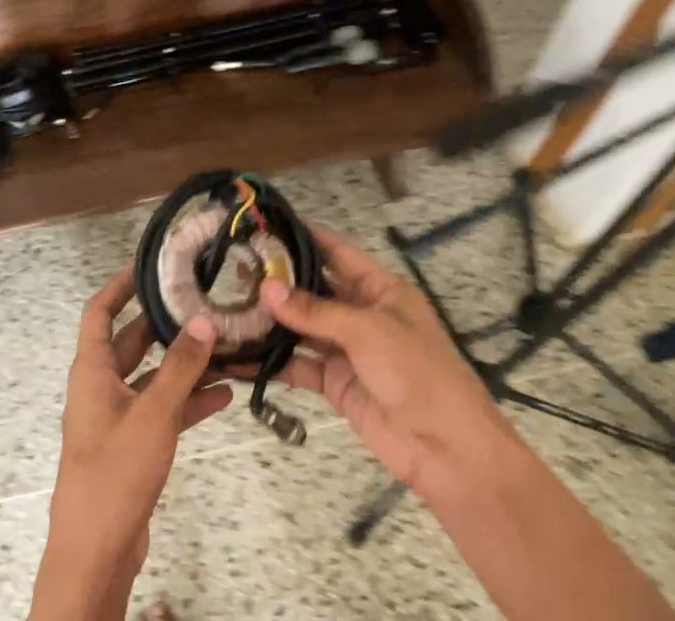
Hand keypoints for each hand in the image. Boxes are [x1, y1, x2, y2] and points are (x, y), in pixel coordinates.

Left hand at [32, 268, 231, 620]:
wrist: (97, 547)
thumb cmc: (116, 470)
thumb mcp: (153, 413)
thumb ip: (181, 368)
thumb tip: (204, 321)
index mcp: (91, 370)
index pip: (99, 312)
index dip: (120, 286)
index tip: (150, 267)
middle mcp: (101, 387)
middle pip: (131, 342)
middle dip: (164, 324)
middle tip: (201, 302)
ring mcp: (118, 417)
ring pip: (152, 378)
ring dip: (183, 364)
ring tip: (224, 345)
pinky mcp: (134, 445)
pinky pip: (163, 411)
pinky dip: (188, 401)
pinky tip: (225, 394)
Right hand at [261, 226, 511, 499]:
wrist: (446, 447)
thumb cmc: (418, 373)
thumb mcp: (369, 331)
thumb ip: (315, 311)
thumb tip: (266, 288)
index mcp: (382, 290)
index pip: (338, 253)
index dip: (305, 238)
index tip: (266, 226)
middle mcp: (362, 314)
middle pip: (314, 290)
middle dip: (279, 281)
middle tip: (235, 268)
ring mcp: (347, 350)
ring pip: (301, 328)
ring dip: (270, 321)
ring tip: (228, 307)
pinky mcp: (335, 383)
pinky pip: (298, 365)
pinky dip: (271, 362)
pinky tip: (239, 357)